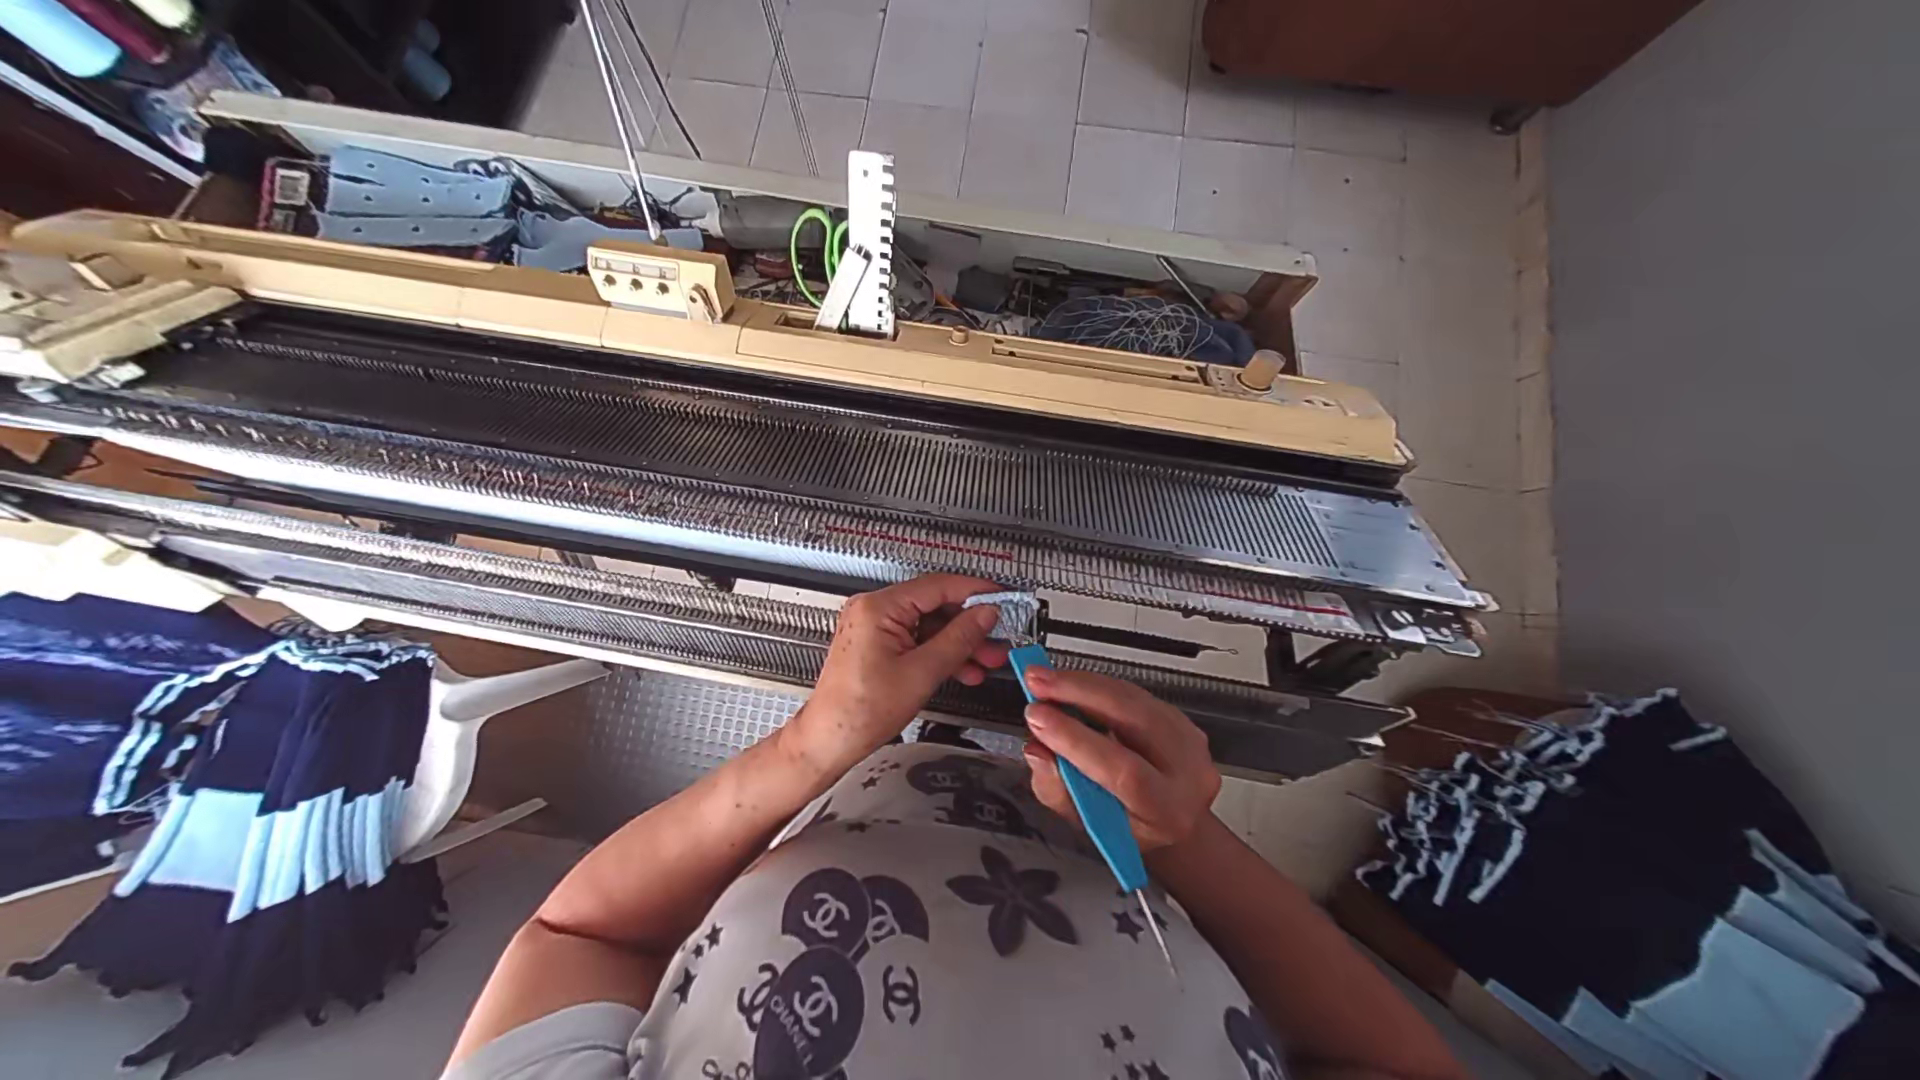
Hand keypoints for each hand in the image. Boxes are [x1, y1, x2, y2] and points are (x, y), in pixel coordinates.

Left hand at [787, 574, 1008, 770]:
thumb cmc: (858, 710)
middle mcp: (873, 610)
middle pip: (936, 604)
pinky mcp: (878, 644)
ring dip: (959, 642)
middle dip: (970, 624)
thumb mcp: (922, 672)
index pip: (939, 585)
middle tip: (997, 637)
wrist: (830, 740)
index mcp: (878, 607)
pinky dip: (940, 652)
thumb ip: (959, 638)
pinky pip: (918, 638)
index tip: (1001, 599)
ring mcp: (875, 627)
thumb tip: (984, 615)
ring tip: (985, 659)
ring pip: (930, 624)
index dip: (975, 592)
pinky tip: (962, 668)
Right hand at [1021, 668, 1219, 850]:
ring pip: (1132, 698)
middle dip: (1079, 694)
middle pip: (1135, 718)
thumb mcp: (1085, 825)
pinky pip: (1132, 692)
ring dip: (1083, 684)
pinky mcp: (1179, 717)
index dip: (1076, 739)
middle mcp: (1188, 772)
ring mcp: (1189, 740)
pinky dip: (1096, 685)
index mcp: (1166, 810)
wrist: (1170, 820)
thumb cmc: (1127, 828)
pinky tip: (1069, 683)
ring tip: (1045, 679)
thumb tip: (1037, 749)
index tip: (1037, 717)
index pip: (1125, 771)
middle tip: (1037, 682)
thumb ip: (1057, 790)